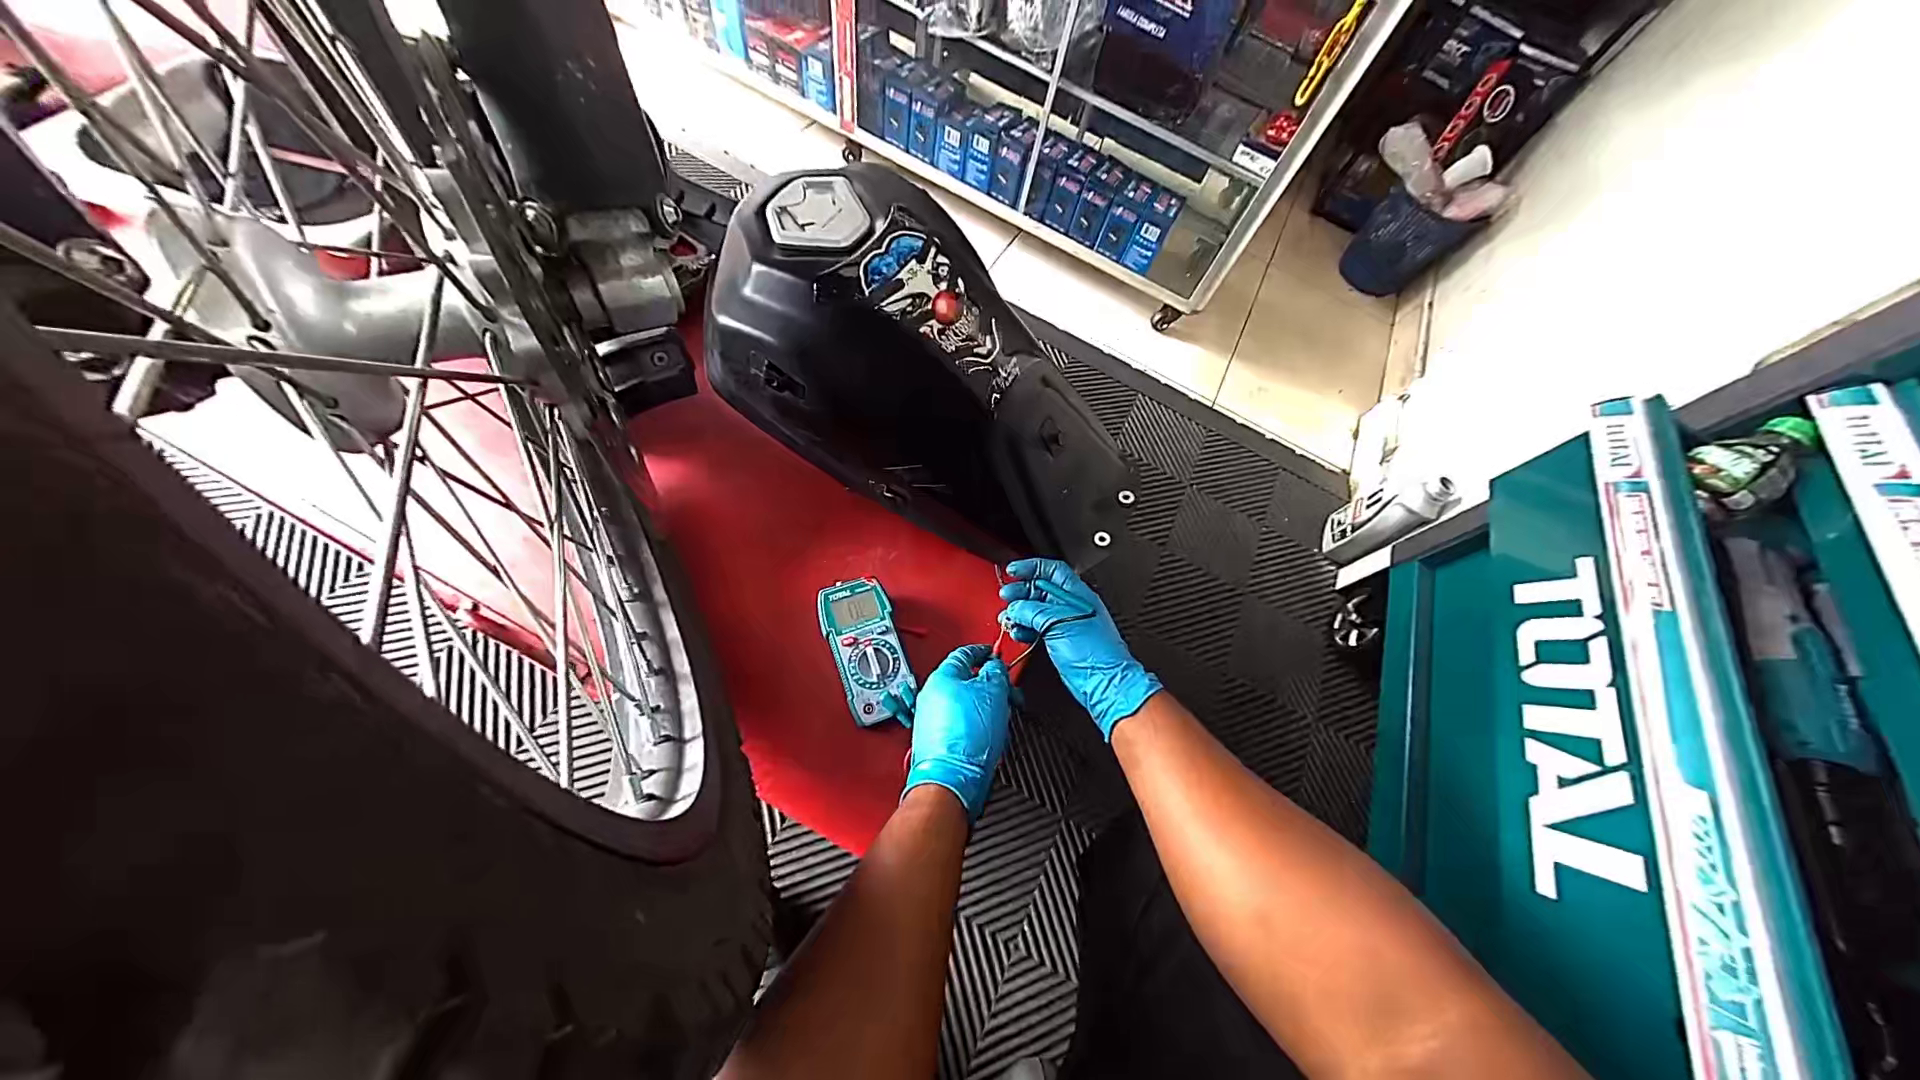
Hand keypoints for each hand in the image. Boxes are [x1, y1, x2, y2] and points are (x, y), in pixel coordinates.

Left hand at [902, 644, 1011, 819]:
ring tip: (1001, 720)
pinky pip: (962, 724)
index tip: (995, 655)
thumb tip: (996, 667)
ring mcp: (932, 719)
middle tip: (1009, 694)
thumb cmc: (967, 741)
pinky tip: (989, 737)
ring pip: (966, 703)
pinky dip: (978, 726)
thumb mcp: (993, 693)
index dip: (985, 652)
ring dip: (987, 708)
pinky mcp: (938, 740)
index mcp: (941, 678)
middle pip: (967, 680)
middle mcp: (932, 696)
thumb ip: (996, 672)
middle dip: (992, 686)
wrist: (953, 780)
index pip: (965, 653)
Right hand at [998, 557, 1159, 739]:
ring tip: (1009, 619)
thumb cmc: (1094, 652)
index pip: (1051, 570)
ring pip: (1035, 610)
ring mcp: (1066, 624)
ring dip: (1019, 613)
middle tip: (1006, 597)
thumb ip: (1032, 610)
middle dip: (1020, 591)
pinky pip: (1037, 628)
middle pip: (1040, 589)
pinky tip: (1018, 632)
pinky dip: (1024, 628)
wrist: (1104, 682)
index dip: (1030, 567)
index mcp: (1076, 594)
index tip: (1013, 570)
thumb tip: (1016, 607)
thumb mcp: (1057, 622)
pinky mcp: (1060, 641)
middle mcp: (1071, 606)